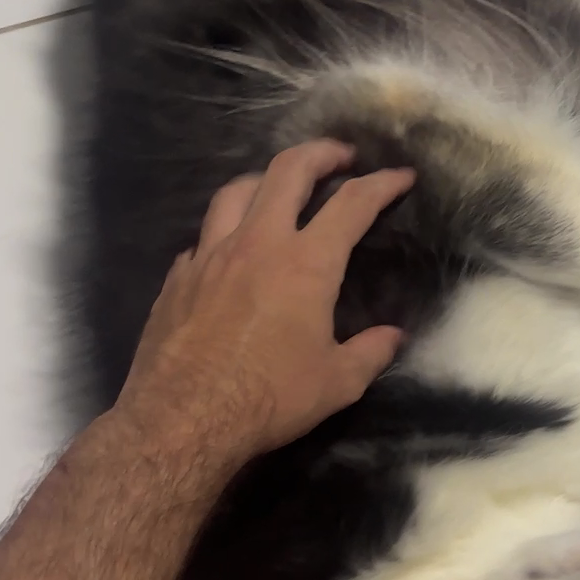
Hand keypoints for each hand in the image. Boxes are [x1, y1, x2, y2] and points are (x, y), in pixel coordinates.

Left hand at [112, 140, 414, 462]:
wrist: (179, 424)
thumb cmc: (272, 395)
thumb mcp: (342, 379)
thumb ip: (373, 349)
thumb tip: (392, 336)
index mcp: (308, 263)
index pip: (353, 203)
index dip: (383, 183)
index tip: (403, 176)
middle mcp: (258, 247)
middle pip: (286, 173)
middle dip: (320, 155)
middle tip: (343, 156)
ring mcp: (209, 259)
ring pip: (236, 193)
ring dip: (268, 180)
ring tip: (286, 187)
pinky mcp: (177, 281)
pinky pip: (206, 237)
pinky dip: (230, 229)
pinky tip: (240, 250)